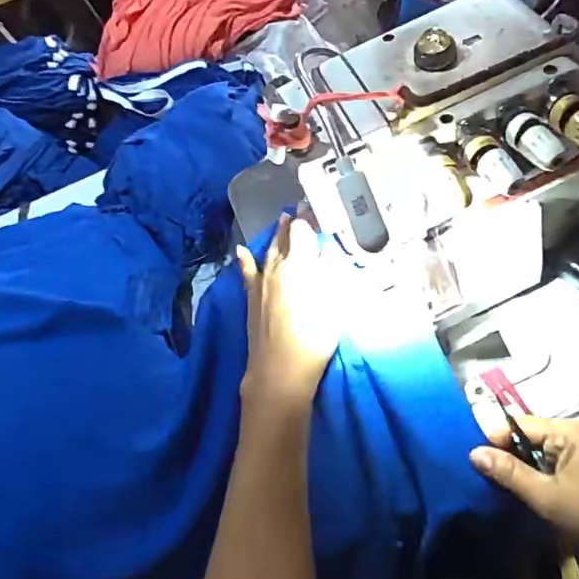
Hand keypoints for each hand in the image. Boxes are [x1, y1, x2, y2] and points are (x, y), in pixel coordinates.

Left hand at [239, 215, 342, 411]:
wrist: (280, 371)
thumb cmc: (315, 339)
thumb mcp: (336, 305)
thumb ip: (332, 275)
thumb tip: (328, 255)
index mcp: (301, 264)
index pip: (304, 231)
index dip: (311, 218)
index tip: (319, 207)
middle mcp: (278, 266)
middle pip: (285, 237)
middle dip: (295, 222)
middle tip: (302, 209)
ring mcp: (262, 281)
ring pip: (269, 250)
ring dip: (277, 235)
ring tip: (282, 221)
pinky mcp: (251, 297)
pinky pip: (247, 271)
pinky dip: (246, 260)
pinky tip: (242, 250)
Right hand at [471, 415, 578, 565]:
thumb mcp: (547, 498)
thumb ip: (510, 473)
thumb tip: (474, 452)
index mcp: (568, 431)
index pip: (519, 424)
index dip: (494, 440)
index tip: (471, 460)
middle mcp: (574, 432)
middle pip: (526, 435)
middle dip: (505, 453)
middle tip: (478, 474)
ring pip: (535, 451)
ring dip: (518, 466)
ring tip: (493, 483)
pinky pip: (547, 463)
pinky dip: (533, 475)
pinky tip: (519, 490)